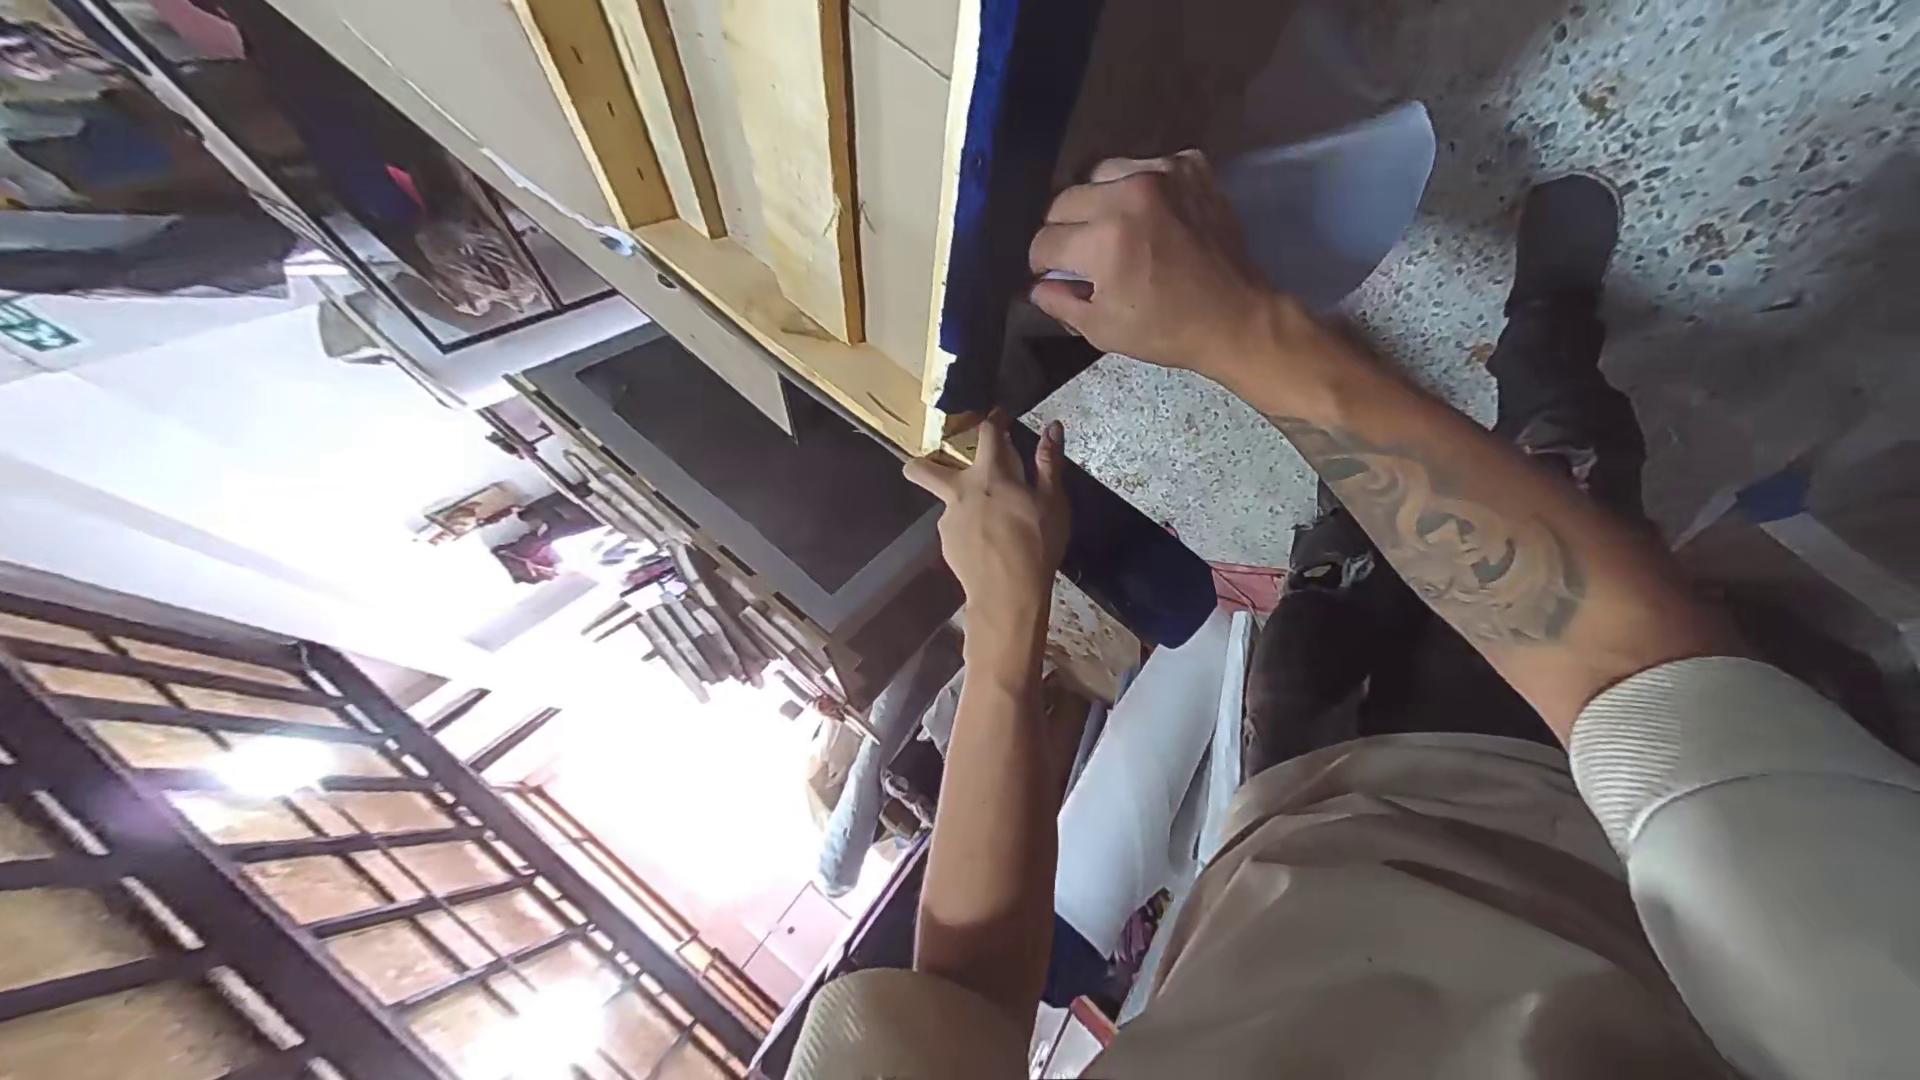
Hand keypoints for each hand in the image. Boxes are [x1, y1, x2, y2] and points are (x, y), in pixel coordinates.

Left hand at [904, 416, 1068, 637]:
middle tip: (944, 465)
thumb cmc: (1036, 544)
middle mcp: (960, 492)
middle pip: (921, 469)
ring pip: (946, 502)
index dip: (994, 420)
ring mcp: (948, 520)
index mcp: (989, 475)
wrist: (1008, 594)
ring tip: (993, 523)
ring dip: (964, 503)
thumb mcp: (1053, 502)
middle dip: (921, 461)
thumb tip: (1052, 428)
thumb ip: (1049, 463)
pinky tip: (989, 546)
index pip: (987, 433)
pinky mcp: (946, 544)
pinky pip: (955, 527)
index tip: (999, 417)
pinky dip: (969, 530)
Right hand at [1028, 151, 1289, 381]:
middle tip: (1074, 256)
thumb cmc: (1164, 331)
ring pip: (1097, 173)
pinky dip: (1131, 187)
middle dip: (1059, 231)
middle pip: (1063, 200)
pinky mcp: (1189, 166)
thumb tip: (1036, 285)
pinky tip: (1140, 215)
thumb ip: (1059, 302)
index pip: (1044, 240)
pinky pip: (1140, 164)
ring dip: (1091, 202)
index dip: (1039, 263)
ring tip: (1103, 229)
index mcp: (1105, 240)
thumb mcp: (1101, 328)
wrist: (1233, 317)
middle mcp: (1129, 195)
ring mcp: (1162, 173)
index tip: (1047, 275)